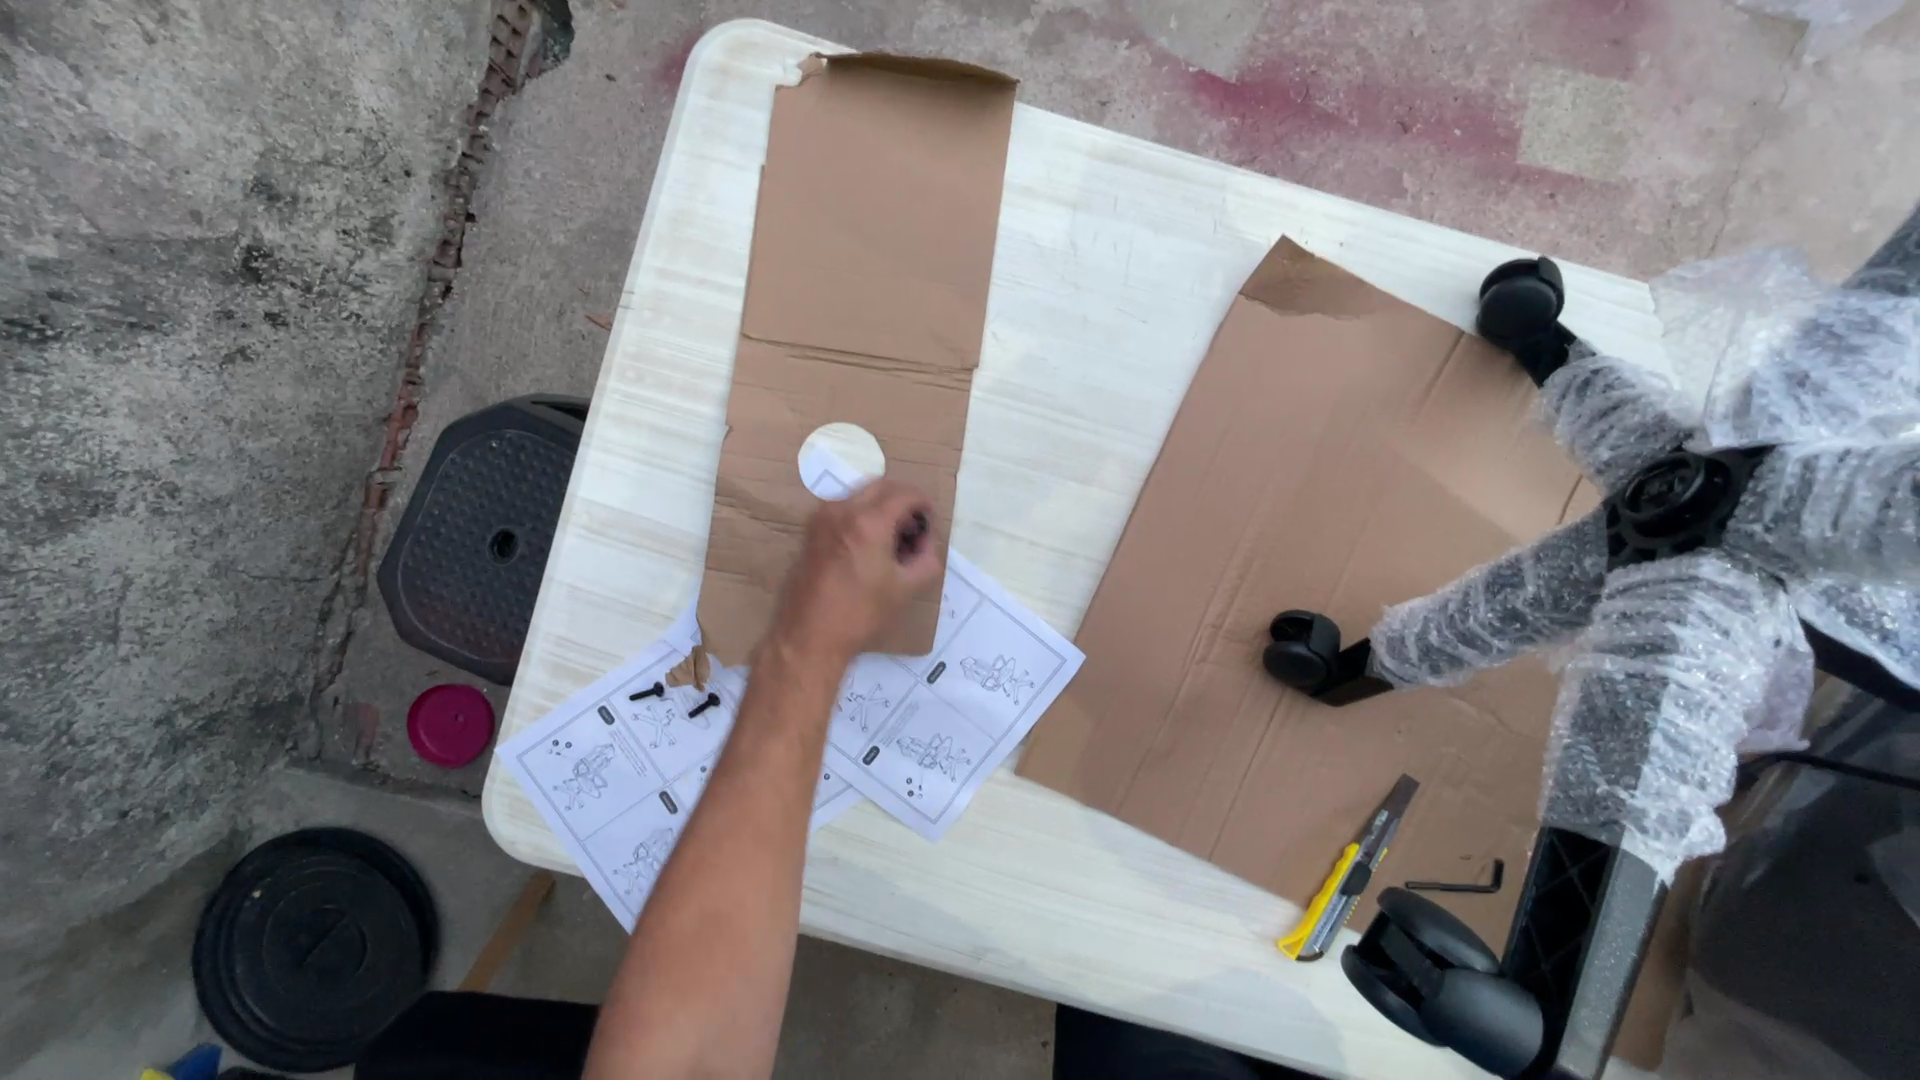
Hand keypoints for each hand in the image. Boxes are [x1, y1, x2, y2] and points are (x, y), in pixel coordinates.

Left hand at [762, 479, 943, 667]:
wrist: (810, 635)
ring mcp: (822, 518)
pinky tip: (869, 547)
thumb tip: (927, 543)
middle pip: (882, 486)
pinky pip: (844, 509)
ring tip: (892, 540)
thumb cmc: (861, 613)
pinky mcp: (811, 531)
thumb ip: (927, 558)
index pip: (906, 494)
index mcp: (869, 522)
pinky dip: (862, 516)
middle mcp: (842, 510)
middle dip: (903, 502)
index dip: (924, 505)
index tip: (930, 523)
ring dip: (882, 507)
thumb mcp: (906, 588)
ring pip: (861, 495)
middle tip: (914, 529)